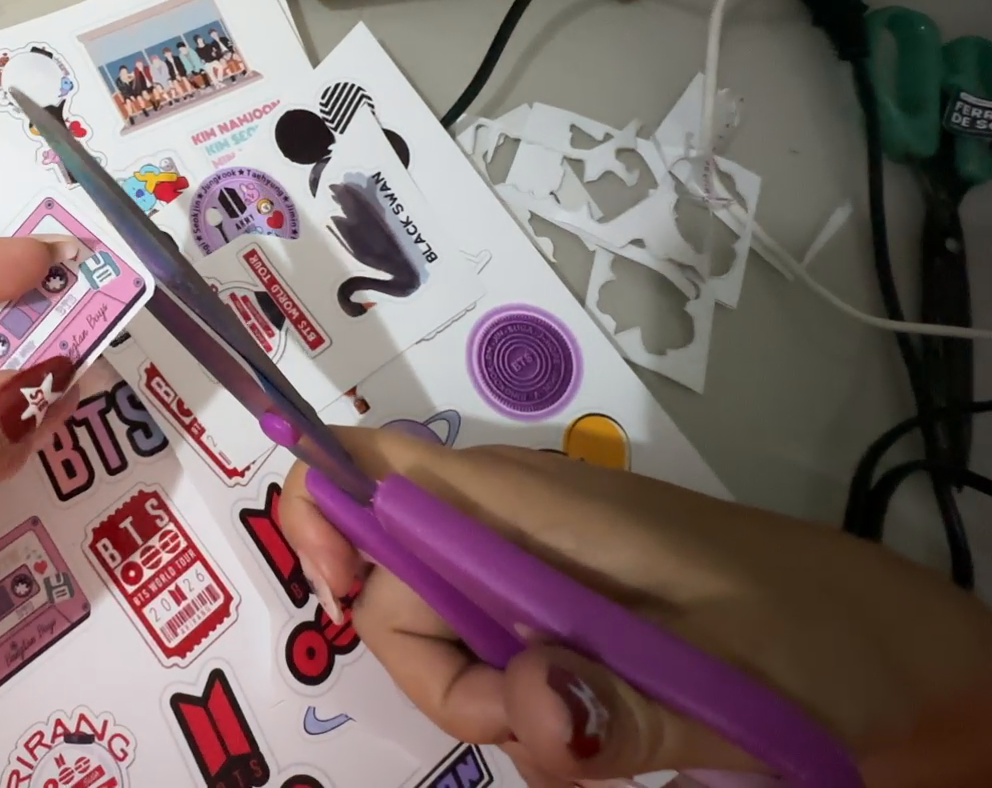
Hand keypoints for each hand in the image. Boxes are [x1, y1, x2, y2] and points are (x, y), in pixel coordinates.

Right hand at [280, 430, 991, 787]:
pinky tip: (570, 717)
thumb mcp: (740, 681)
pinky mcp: (525, 594)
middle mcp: (487, 513)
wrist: (875, 641)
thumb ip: (632, 706)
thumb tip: (529, 713)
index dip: (319, 511)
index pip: (369, 464)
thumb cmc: (812, 632)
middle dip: (433, 667)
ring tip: (581, 732)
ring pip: (421, 617)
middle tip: (529, 725)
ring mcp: (504, 556)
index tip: (340, 598)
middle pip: (386, 573)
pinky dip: (492, 689)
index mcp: (513, 498)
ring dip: (470, 689)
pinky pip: (464, 637)